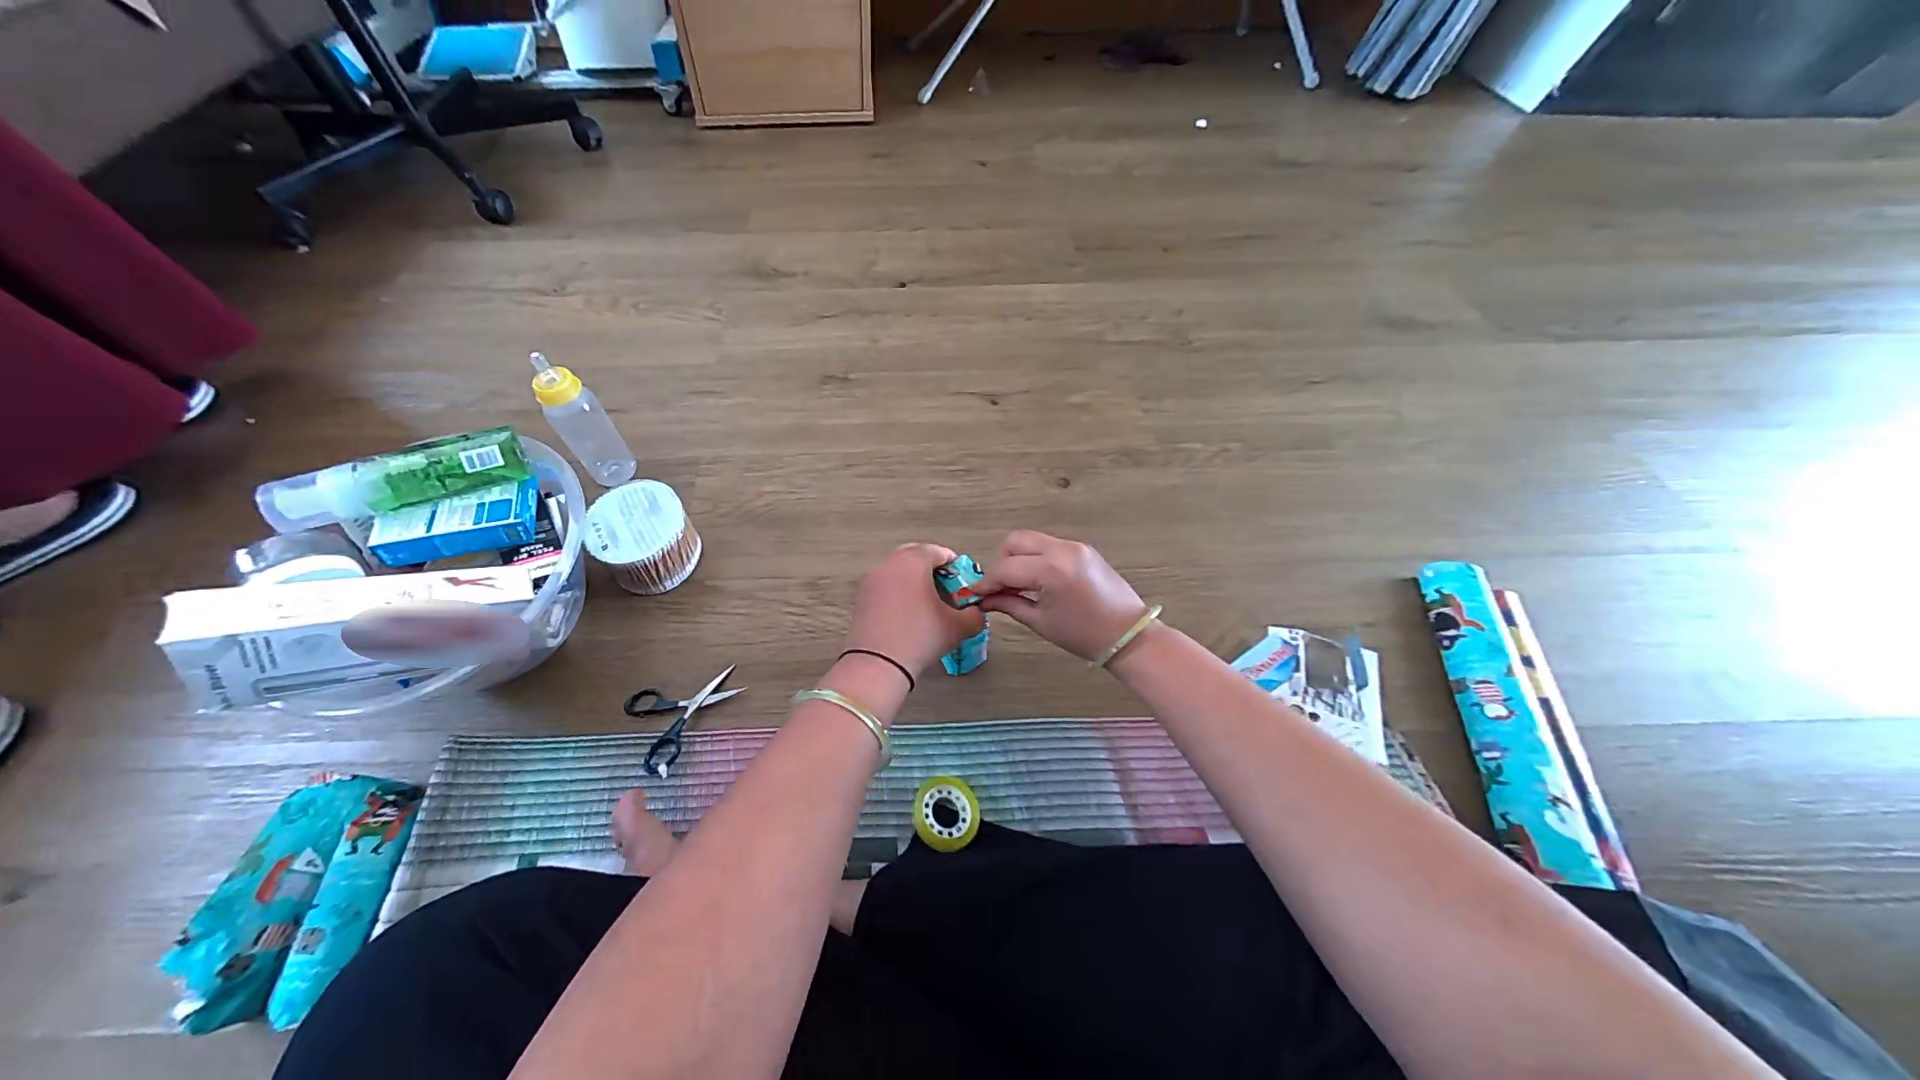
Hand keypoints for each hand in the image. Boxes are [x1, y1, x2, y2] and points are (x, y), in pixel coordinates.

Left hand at [843, 543, 985, 679]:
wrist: (878, 664)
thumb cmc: (920, 638)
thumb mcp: (958, 627)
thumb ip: (974, 615)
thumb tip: (975, 613)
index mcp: (913, 562)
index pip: (937, 551)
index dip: (953, 563)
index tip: (961, 578)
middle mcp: (889, 565)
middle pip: (913, 555)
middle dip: (931, 567)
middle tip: (945, 586)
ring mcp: (871, 581)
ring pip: (896, 570)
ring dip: (912, 579)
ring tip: (926, 601)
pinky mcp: (860, 598)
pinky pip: (884, 586)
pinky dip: (897, 592)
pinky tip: (907, 613)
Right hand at [977, 530, 1148, 660]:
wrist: (1128, 634)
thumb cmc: (1084, 634)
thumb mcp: (1040, 621)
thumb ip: (1009, 604)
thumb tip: (984, 599)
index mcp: (1051, 568)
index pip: (1005, 567)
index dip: (986, 582)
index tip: (974, 594)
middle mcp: (1062, 549)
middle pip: (1015, 542)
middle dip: (1001, 563)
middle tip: (997, 588)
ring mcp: (1075, 546)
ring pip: (1032, 540)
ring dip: (1018, 558)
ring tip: (1017, 586)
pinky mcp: (1083, 549)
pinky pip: (1049, 546)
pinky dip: (1035, 558)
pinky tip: (1036, 581)